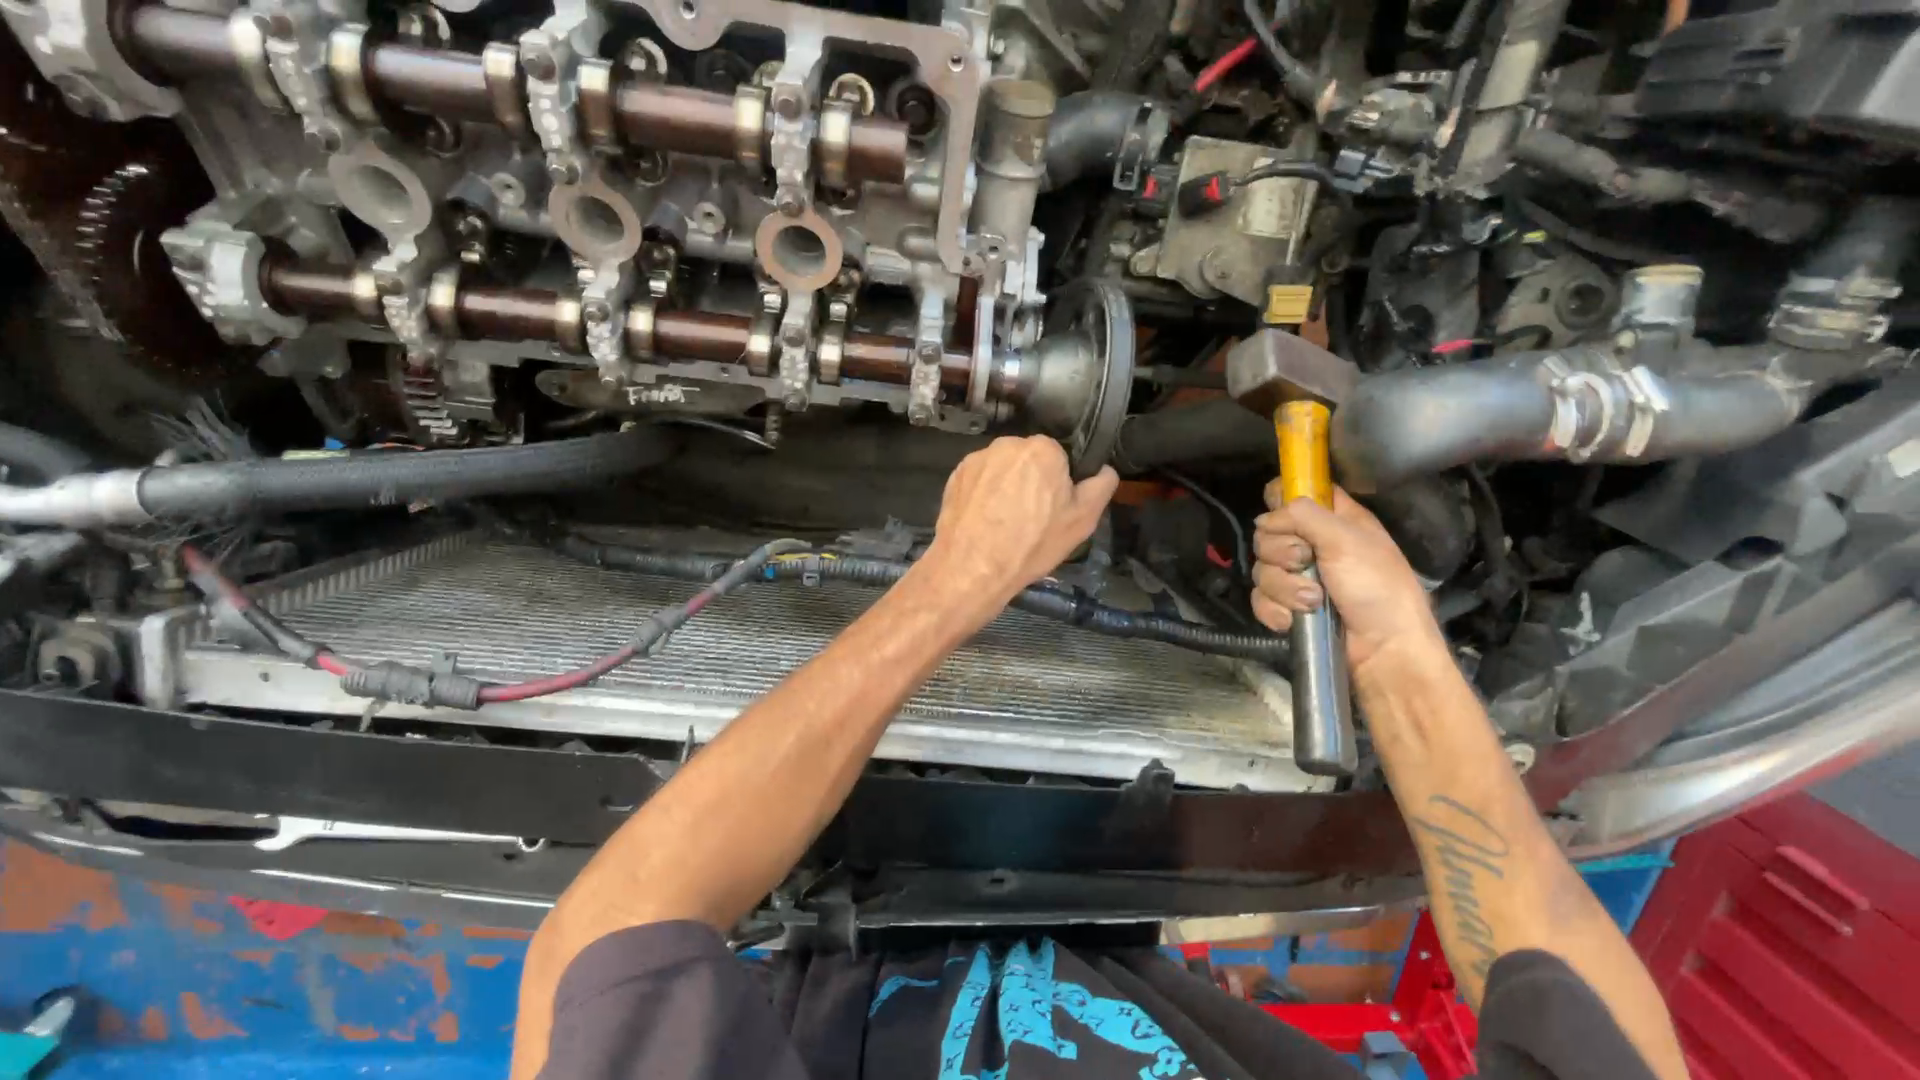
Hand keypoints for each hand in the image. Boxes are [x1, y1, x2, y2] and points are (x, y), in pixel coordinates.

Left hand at [925, 436, 1118, 605]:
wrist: (973, 567)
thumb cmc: (1033, 543)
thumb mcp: (1082, 521)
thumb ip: (1101, 487)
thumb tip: (1105, 469)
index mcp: (1043, 448)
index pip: (1059, 457)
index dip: (1059, 483)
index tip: (1055, 508)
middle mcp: (1008, 444)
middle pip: (1029, 461)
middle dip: (1032, 482)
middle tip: (1031, 519)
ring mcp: (978, 458)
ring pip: (1003, 469)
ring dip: (1007, 487)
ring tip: (1005, 524)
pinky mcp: (956, 475)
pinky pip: (980, 480)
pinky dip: (984, 495)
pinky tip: (985, 522)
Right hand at [1251, 485, 1446, 677]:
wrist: (1382, 649)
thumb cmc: (1377, 588)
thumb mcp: (1346, 540)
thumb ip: (1305, 516)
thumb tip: (1266, 517)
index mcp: (1335, 520)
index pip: (1297, 494)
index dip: (1282, 500)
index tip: (1279, 515)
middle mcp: (1314, 544)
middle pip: (1268, 534)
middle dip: (1282, 553)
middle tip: (1307, 562)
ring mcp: (1299, 578)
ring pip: (1262, 569)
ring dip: (1285, 588)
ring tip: (1313, 601)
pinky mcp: (1288, 607)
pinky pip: (1261, 600)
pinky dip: (1276, 610)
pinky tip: (1295, 619)